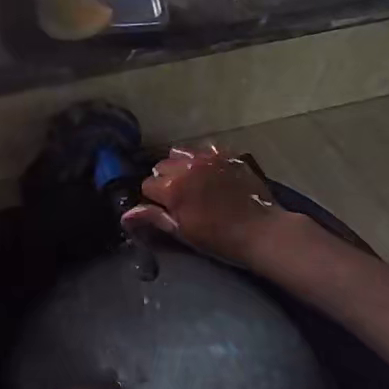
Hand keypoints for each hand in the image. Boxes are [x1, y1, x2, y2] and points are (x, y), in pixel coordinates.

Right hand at [125, 146, 284, 265]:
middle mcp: (186, 166)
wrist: (264, 231)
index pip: (148, 185)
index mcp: (172, 188)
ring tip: (193, 181)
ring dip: (181, 165)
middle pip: (162, 166)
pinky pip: (204, 149)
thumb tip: (125, 215)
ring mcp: (207, 158)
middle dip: (166, 179)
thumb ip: (154, 218)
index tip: (166, 210)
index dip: (154, 199)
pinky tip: (210, 172)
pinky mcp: (226, 155)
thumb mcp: (184, 233)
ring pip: (180, 152)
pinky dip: (201, 158)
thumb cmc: (221, 239)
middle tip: (180, 197)